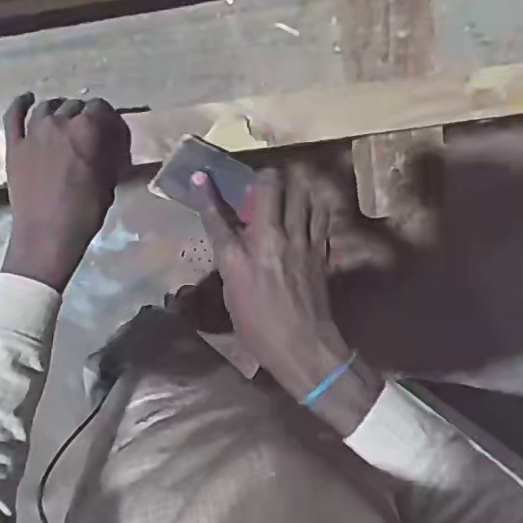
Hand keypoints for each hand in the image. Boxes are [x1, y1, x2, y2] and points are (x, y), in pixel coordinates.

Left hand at [0, 93, 130, 290]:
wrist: (47, 235)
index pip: (101, 108)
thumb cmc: (84, 213)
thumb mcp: (108, 184)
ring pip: (47, 107)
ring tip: (63, 119)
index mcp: (86, 130)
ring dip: (59, 110)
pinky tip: (27, 99)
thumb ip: (108, 157)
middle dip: (84, 116)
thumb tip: (110, 146)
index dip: (108, 118)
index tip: (111, 130)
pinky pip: (14, 115)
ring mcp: (32, 132)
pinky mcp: (14, 145)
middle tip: (88, 134)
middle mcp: (59, 123)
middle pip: (74, 106)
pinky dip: (21, 104)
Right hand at [196, 166, 380, 433]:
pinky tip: (307, 214)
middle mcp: (269, 240)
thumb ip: (232, 263)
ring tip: (287, 195)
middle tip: (260, 183)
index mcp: (238, 258)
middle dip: (263, 178)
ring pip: (300, 194)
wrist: (302, 346)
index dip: (207, 193)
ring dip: (292, 190)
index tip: (202, 176)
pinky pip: (319, 216)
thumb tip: (235, 244)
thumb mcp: (232, 296)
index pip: (218, 217)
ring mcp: (299, 242)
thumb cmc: (258, 330)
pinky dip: (312, 209)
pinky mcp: (320, 249)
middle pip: (270, 187)